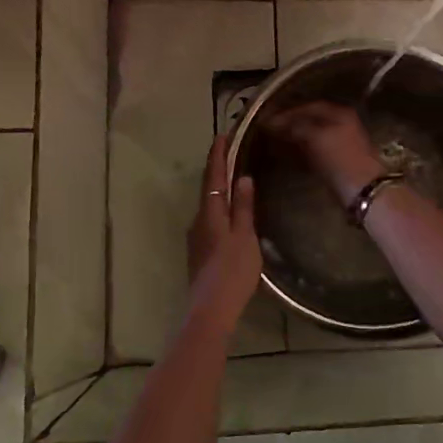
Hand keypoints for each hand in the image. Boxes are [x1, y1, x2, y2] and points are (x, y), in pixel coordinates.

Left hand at [186, 136, 261, 328]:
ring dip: (221, 190)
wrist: (211, 308)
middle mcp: (199, 220)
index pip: (213, 176)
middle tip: (232, 152)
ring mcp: (197, 237)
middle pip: (209, 189)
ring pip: (210, 206)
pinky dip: (222, 208)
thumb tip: (244, 178)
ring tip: (236, 179)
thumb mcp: (245, 237)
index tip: (223, 134)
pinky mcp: (200, 251)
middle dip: (219, 169)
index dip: (218, 155)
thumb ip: (244, 208)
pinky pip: (211, 220)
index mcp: (210, 212)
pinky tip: (232, 213)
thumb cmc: (232, 270)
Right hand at [267, 101, 385, 206]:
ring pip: (314, 137)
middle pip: (312, 121)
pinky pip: (318, 152)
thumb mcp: (315, 138)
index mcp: (340, 113)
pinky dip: (304, 153)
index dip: (288, 112)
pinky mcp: (341, 163)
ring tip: (277, 144)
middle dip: (291, 126)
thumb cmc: (340, 160)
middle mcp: (343, 124)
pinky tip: (292, 158)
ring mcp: (343, 144)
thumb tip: (274, 122)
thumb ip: (295, 127)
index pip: (310, 107)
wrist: (364, 191)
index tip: (269, 120)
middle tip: (271, 132)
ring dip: (296, 140)